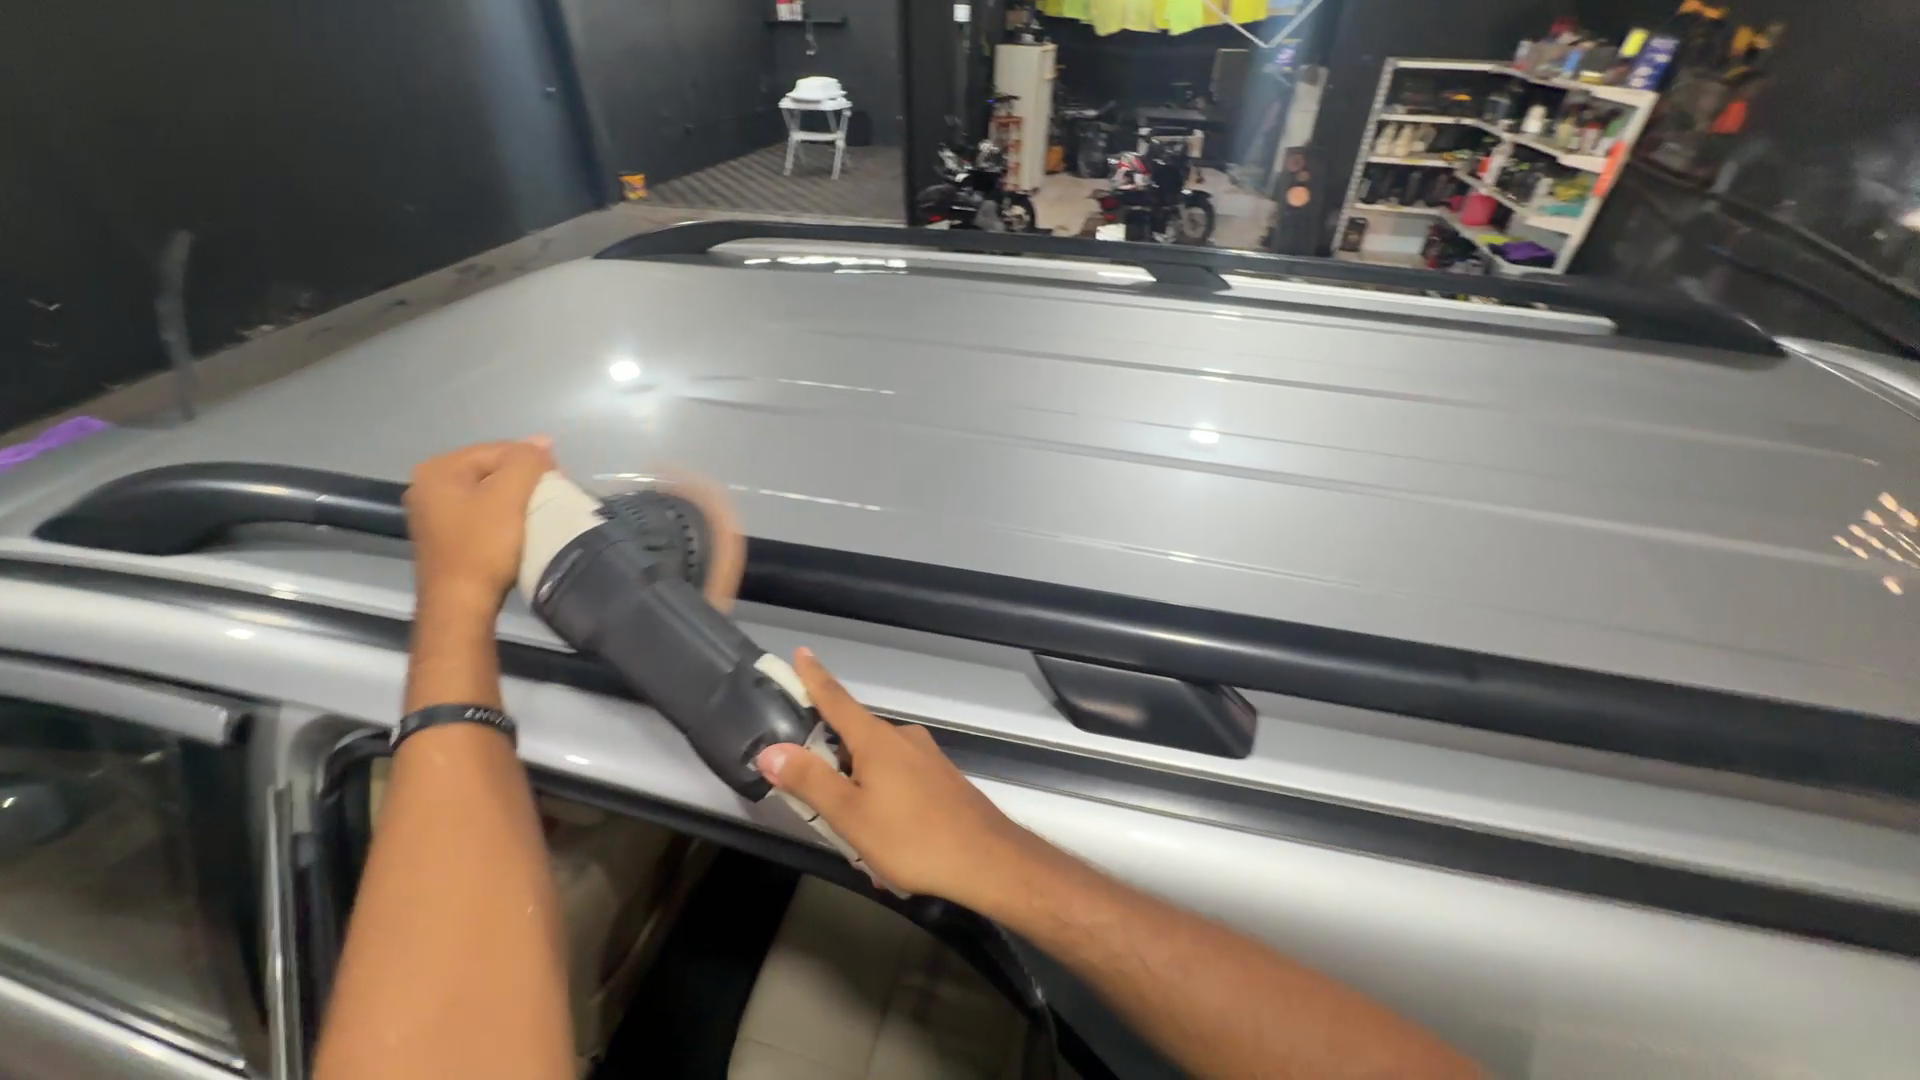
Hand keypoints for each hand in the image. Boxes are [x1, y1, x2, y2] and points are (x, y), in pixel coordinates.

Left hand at [404, 438, 555, 613]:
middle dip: (523, 479)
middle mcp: (428, 485)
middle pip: (490, 469)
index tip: (559, 481)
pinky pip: (481, 512)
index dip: (532, 461)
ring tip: (539, 512)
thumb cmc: (483, 546)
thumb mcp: (509, 496)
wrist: (460, 604)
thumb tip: (542, 441)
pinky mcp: (445, 536)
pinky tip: (520, 527)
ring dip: (516, 498)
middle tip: (552, 496)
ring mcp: (434, 513)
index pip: (498, 449)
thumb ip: (526, 462)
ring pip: (487, 492)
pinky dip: (504, 515)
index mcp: (438, 469)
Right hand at [755, 649, 1051, 910]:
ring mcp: (926, 757)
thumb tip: (770, 750)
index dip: (814, 677)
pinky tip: (890, 847)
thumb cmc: (912, 836)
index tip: (801, 652)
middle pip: (853, 741)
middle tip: (827, 816)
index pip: (836, 699)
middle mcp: (902, 738)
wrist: (987, 860)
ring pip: (877, 769)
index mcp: (876, 739)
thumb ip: (809, 780)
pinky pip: (899, 784)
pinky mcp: (941, 779)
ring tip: (863, 846)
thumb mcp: (850, 814)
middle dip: (834, 773)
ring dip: (861, 800)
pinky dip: (885, 809)